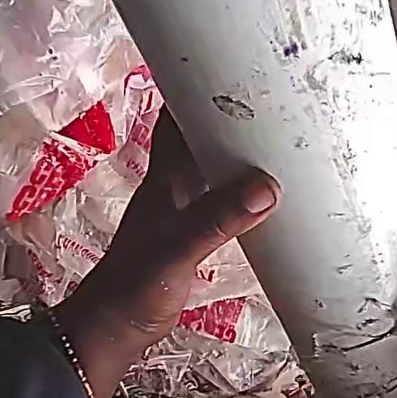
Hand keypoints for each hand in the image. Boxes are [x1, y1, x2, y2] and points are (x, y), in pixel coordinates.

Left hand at [54, 114, 278, 397]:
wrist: (112, 331)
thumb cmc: (134, 288)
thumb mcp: (176, 253)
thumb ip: (215, 221)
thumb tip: (267, 186)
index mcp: (164, 182)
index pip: (175, 122)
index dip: (198, 91)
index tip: (236, 67)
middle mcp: (173, 189)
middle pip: (200, 141)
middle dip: (231, 119)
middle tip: (279, 101)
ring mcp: (182, 213)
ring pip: (212, 170)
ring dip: (238, 155)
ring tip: (284, 141)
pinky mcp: (192, 237)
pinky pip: (221, 201)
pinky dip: (241, 191)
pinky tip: (267, 196)